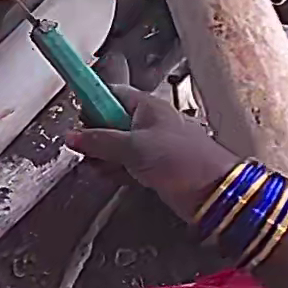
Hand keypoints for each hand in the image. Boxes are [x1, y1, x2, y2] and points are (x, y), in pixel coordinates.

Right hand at [66, 85, 240, 219]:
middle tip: (88, 150)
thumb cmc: (182, 161)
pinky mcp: (151, 166)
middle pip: (107, 122)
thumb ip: (99, 141)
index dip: (92, 104)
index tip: (78, 119)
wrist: (216, 194)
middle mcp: (146, 122)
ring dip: (102, 157)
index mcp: (145, 107)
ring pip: (114, 146)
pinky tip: (111, 176)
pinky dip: (114, 170)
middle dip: (94, 138)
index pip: (109, 94)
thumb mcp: (134, 147)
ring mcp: (149, 145)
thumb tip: (71, 136)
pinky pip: (123, 163)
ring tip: (99, 167)